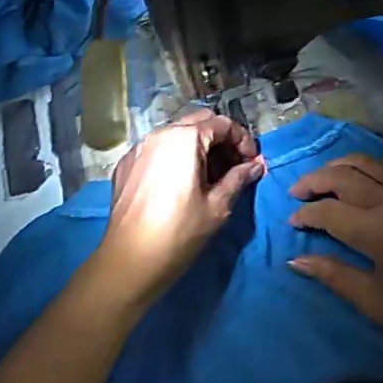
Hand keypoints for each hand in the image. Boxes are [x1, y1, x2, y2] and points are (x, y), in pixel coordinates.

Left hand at [87, 109, 264, 310]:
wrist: (130, 260)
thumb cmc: (180, 232)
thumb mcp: (218, 206)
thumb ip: (239, 178)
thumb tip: (256, 165)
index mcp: (184, 138)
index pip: (222, 124)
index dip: (243, 140)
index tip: (252, 162)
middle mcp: (159, 134)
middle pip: (198, 122)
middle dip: (221, 140)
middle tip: (235, 166)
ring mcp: (139, 148)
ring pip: (176, 134)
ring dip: (198, 147)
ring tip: (211, 177)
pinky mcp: (126, 165)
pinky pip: (157, 150)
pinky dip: (175, 157)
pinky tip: (181, 183)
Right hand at [286, 154, 382, 362]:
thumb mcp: (373, 301)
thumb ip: (333, 274)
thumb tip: (296, 259)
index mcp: (377, 232)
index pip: (329, 211)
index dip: (305, 215)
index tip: (292, 223)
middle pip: (342, 177)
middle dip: (314, 181)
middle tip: (297, 193)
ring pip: (365, 163)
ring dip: (338, 166)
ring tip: (321, 179)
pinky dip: (369, 164)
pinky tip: (359, 175)